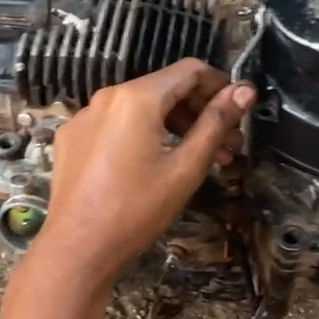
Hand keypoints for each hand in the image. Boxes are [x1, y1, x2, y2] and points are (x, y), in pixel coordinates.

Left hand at [33, 59, 254, 279]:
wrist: (78, 247)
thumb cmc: (136, 209)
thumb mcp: (185, 168)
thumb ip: (216, 124)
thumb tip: (245, 91)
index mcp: (137, 97)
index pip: (190, 71)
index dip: (220, 86)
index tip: (239, 113)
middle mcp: (107, 97)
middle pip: (165, 89)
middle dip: (200, 112)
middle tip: (228, 146)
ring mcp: (85, 117)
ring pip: (141, 109)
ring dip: (174, 127)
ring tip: (199, 159)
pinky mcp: (72, 139)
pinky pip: (116, 126)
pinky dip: (142, 136)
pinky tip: (154, 166)